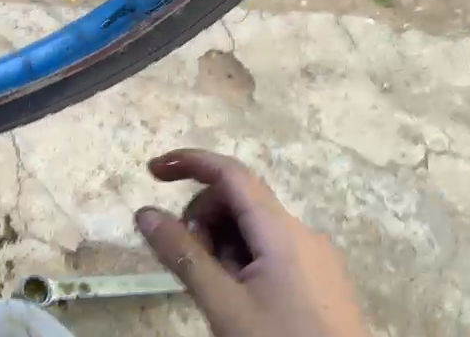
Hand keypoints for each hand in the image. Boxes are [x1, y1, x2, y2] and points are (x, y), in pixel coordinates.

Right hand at [133, 149, 368, 336]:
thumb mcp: (224, 306)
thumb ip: (182, 255)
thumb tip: (144, 212)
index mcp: (282, 232)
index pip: (229, 172)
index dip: (188, 162)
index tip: (152, 173)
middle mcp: (305, 235)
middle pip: (240, 200)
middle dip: (203, 217)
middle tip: (186, 258)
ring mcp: (319, 261)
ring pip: (255, 228)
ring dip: (222, 243)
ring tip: (216, 289)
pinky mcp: (325, 286)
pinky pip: (273, 252)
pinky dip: (243, 259)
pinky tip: (239, 298)